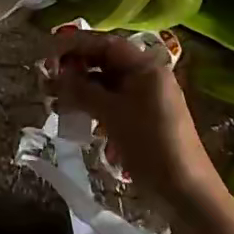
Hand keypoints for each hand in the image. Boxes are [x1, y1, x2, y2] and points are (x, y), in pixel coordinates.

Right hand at [49, 28, 218, 206]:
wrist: (186, 190)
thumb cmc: (150, 144)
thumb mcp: (112, 115)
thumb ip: (82, 91)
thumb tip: (56, 76)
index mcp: (146, 66)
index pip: (106, 43)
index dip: (75, 45)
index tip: (48, 52)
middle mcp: (149, 75)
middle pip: (107, 62)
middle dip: (77, 68)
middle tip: (48, 78)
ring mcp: (149, 97)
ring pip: (109, 84)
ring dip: (83, 90)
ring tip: (56, 100)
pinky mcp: (146, 118)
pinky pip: (116, 103)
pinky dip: (96, 107)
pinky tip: (79, 120)